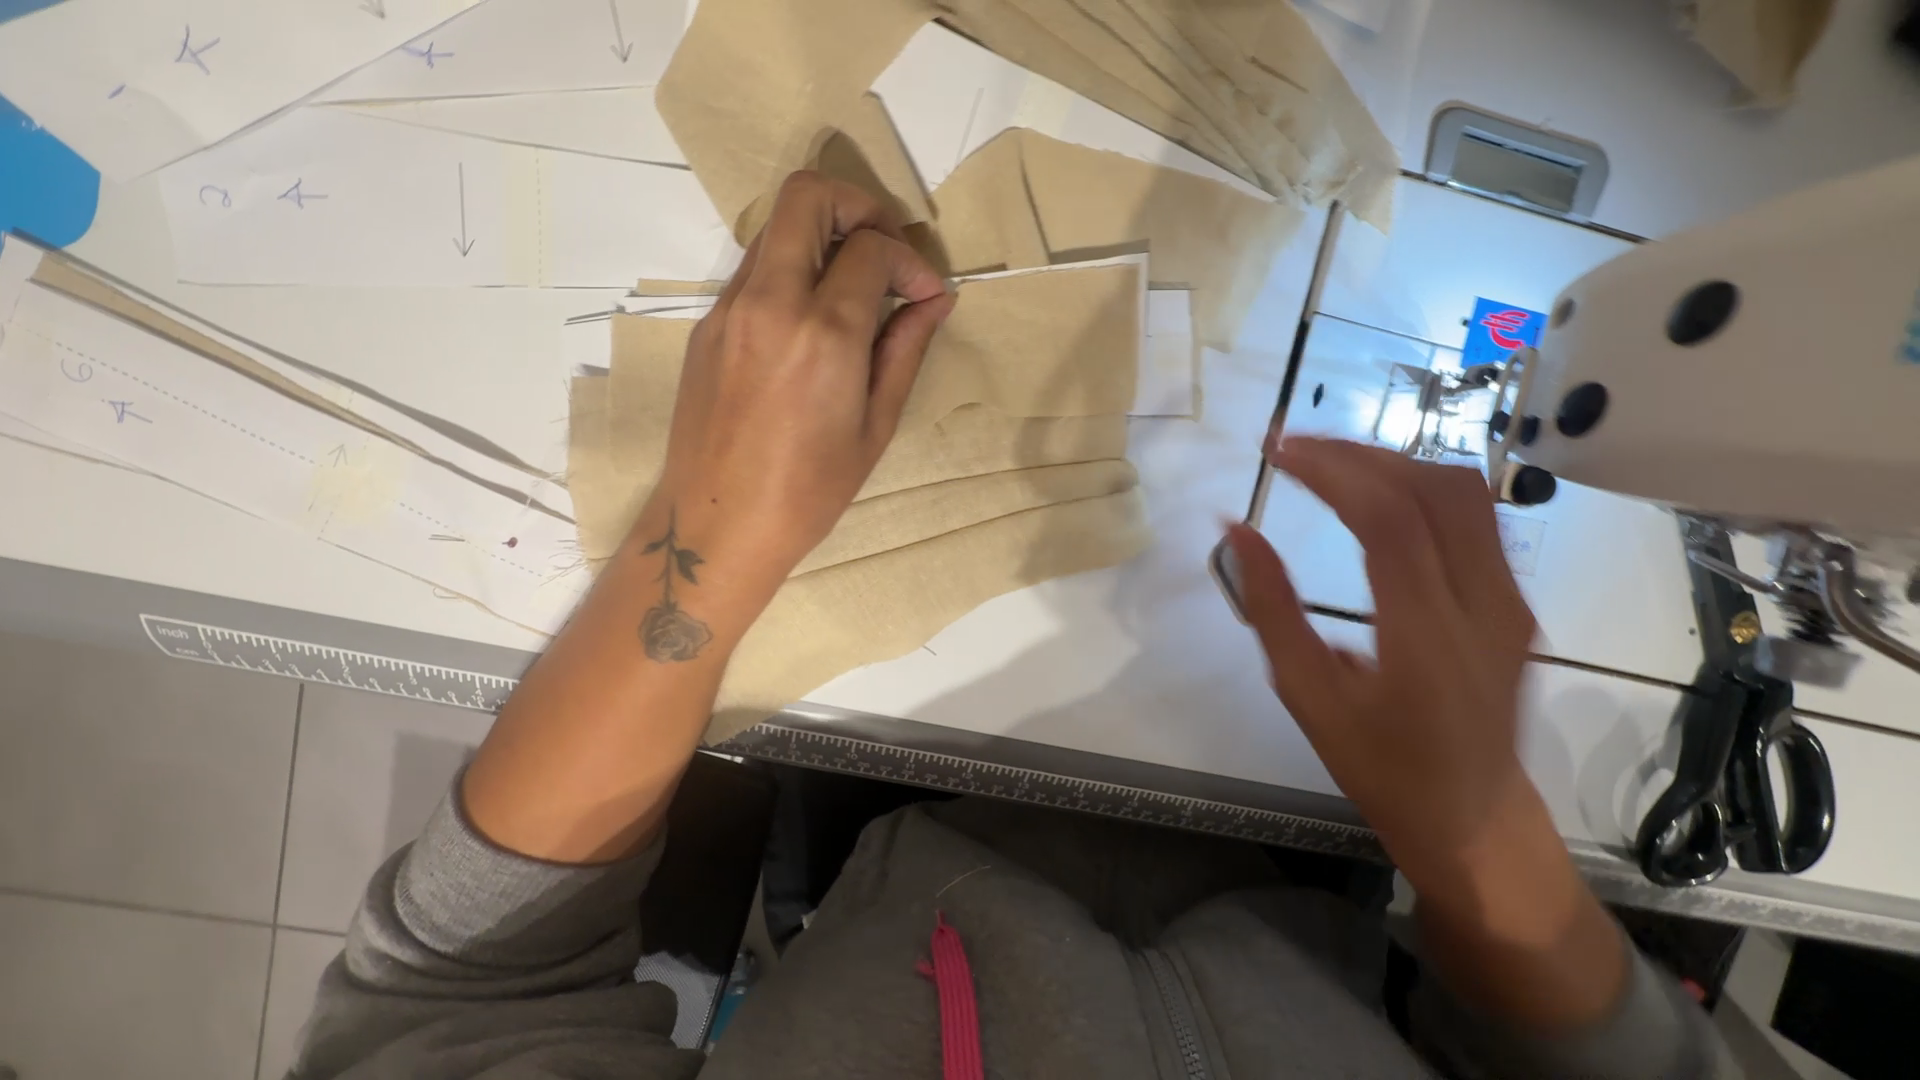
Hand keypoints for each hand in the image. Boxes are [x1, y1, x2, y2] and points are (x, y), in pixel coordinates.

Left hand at [644, 171, 955, 595]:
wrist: (718, 524)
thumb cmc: (809, 491)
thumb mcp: (875, 426)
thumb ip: (904, 350)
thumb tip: (933, 300)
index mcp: (822, 333)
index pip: (872, 248)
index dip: (911, 261)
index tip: (925, 295)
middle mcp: (769, 302)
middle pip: (807, 196)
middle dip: (858, 205)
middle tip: (885, 250)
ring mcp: (729, 309)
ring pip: (776, 228)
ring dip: (823, 237)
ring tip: (854, 287)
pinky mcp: (708, 326)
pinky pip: (755, 270)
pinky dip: (792, 272)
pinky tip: (813, 322)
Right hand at [1224, 437, 1627, 1028]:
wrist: (1475, 816)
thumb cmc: (1380, 766)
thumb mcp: (1308, 697)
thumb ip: (1271, 609)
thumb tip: (1236, 531)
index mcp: (1427, 639)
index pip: (1389, 520)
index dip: (1331, 470)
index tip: (1276, 449)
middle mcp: (1485, 606)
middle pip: (1435, 488)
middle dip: (1358, 452)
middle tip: (1293, 446)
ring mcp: (1511, 600)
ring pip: (1464, 492)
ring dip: (1392, 461)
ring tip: (1327, 462)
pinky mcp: (1515, 599)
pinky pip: (1475, 517)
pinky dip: (1418, 486)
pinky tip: (1373, 492)